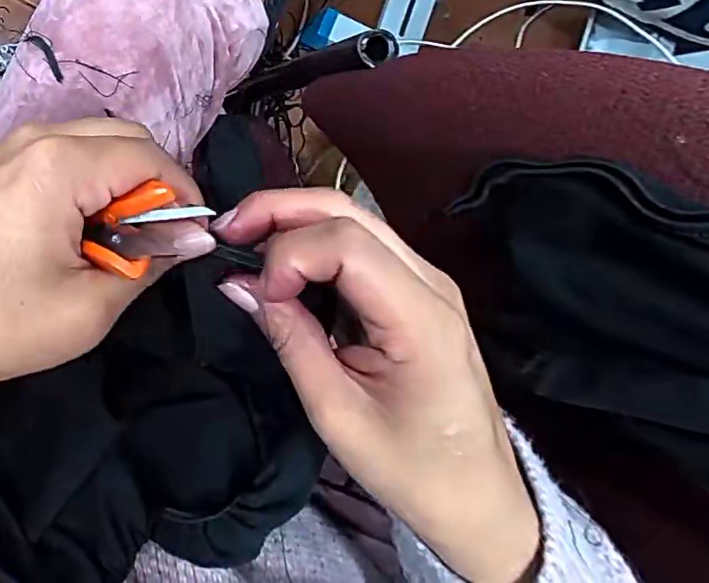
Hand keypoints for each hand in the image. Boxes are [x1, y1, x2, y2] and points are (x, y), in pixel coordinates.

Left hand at [0, 119, 215, 469]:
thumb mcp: (89, 307)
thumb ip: (153, 261)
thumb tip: (197, 236)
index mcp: (59, 165)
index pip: (150, 156)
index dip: (183, 194)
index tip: (192, 237)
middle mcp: (38, 136)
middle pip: (127, 137)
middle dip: (155, 183)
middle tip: (154, 240)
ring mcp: (15, 143)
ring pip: (99, 140)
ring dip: (123, 180)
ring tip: (116, 237)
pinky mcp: (2, 158)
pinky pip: (68, 149)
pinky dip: (92, 177)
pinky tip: (81, 225)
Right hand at [214, 189, 540, 582]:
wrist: (481, 498)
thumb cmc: (414, 469)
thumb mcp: (337, 415)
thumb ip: (289, 338)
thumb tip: (238, 282)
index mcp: (421, 316)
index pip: (345, 243)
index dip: (289, 253)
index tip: (259, 292)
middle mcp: (428, 278)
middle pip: (345, 211)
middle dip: (278, 210)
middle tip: (228, 229)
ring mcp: (425, 275)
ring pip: (350, 215)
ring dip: (291, 217)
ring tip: (245, 236)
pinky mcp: (413, 282)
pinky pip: (357, 239)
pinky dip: (310, 236)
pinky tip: (280, 254)